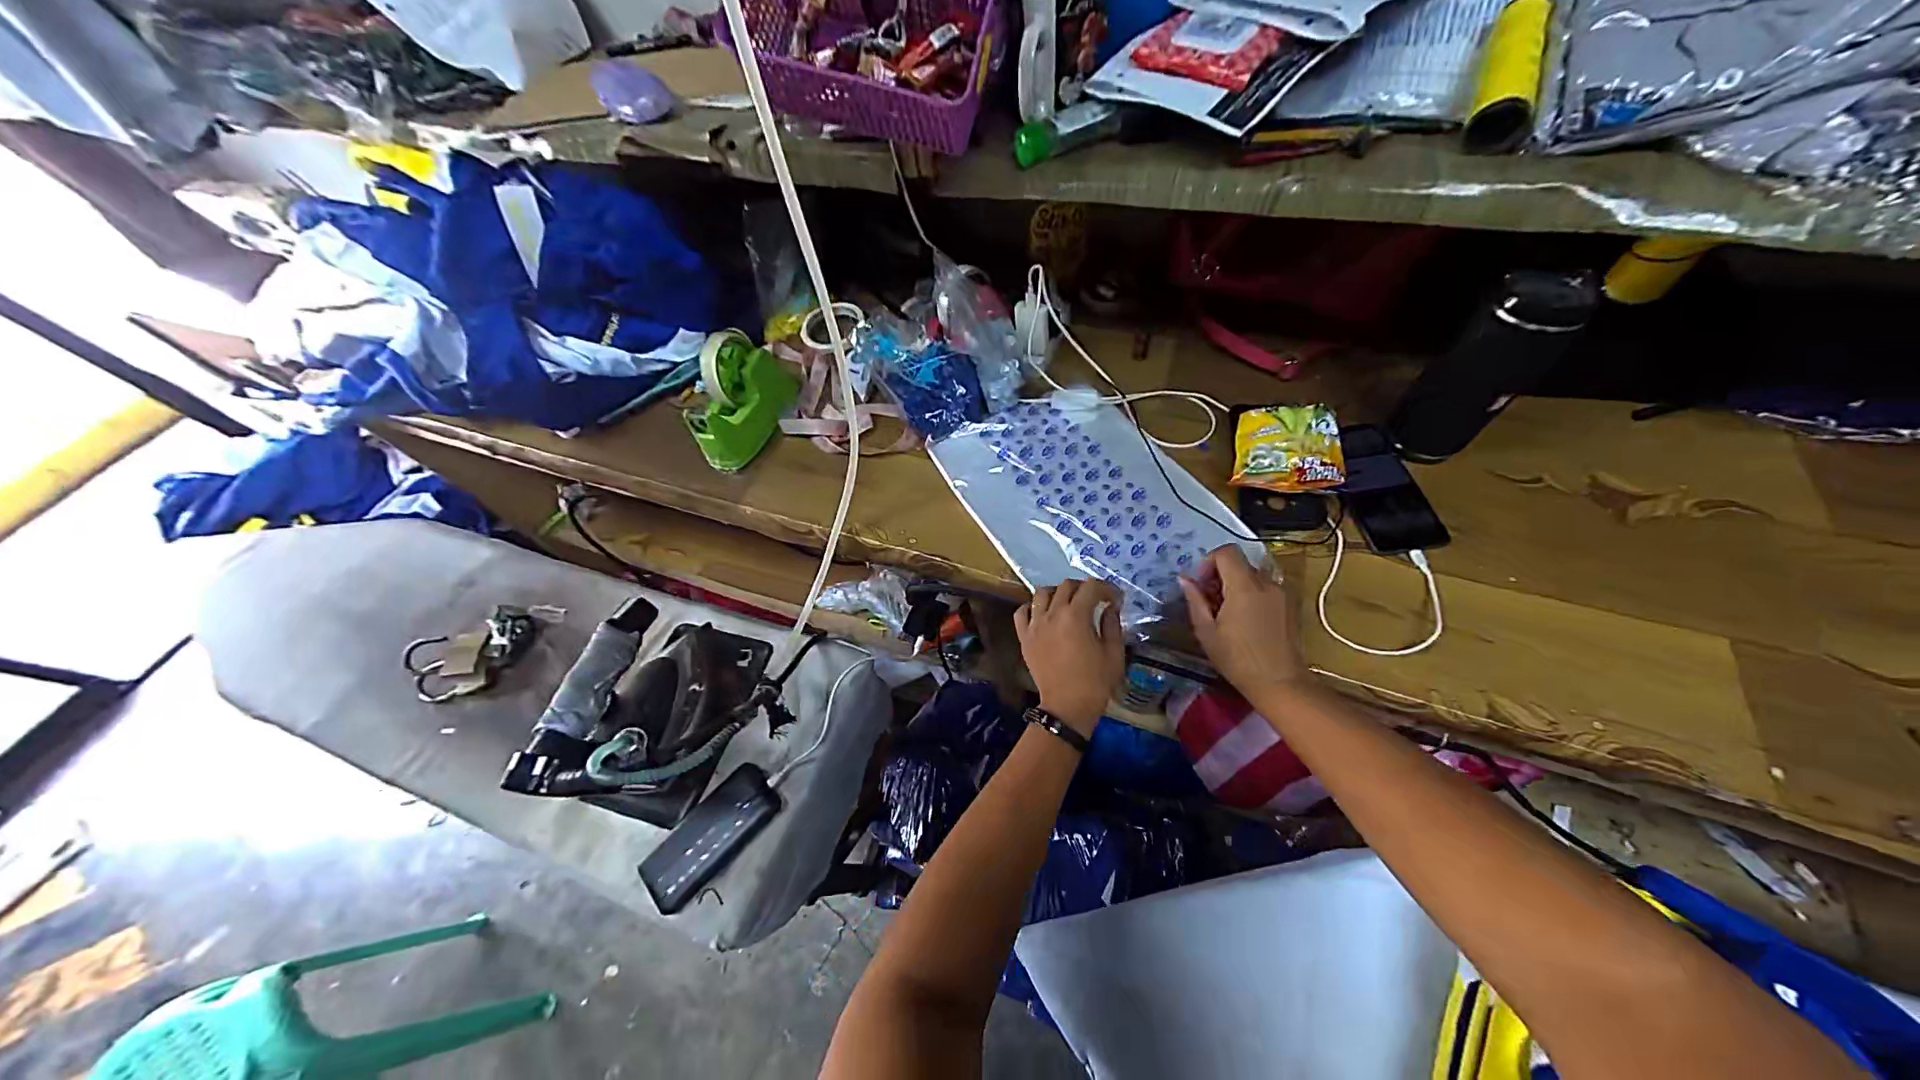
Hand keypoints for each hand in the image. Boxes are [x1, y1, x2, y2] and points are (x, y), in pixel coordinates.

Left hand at [1015, 579, 1124, 735]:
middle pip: (1066, 586)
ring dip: (1058, 593)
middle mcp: (1052, 614)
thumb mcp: (1113, 653)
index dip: (1107, 588)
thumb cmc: (1095, 682)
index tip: (1115, 599)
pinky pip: (1022, 612)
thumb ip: (1112, 625)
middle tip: (1095, 600)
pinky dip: (1032, 607)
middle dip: (1084, 588)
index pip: (1091, 587)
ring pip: (1042, 593)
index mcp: (1076, 616)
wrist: (1067, 707)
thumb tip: (1110, 607)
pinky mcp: (1024, 637)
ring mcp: (1035, 625)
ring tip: (1068, 604)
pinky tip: (1043, 614)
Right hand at [1178, 545, 1307, 694]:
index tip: (1202, 585)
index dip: (1209, 563)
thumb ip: (1195, 600)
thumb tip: (1185, 580)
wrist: (1280, 682)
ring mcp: (1281, 593)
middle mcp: (1267, 583)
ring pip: (1252, 575)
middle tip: (1210, 601)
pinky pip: (1265, 588)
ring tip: (1227, 613)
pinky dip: (1251, 595)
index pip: (1226, 552)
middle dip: (1220, 576)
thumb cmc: (1238, 659)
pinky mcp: (1289, 605)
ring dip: (1236, 586)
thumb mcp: (1207, 632)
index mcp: (1244, 586)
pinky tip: (1244, 620)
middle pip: (1239, 563)